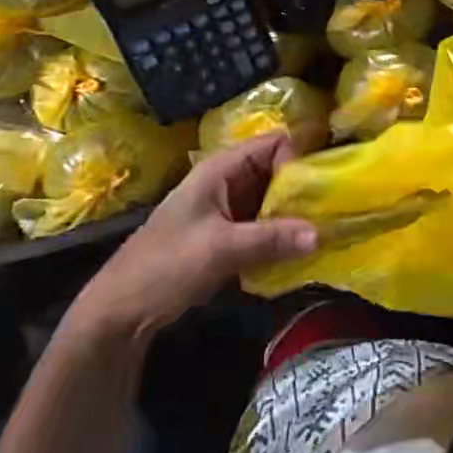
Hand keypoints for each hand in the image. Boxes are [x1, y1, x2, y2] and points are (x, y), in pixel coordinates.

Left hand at [70, 133, 317, 339]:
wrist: (122, 308)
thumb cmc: (166, 265)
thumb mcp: (220, 249)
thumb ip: (270, 238)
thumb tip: (320, 232)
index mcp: (221, 169)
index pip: (272, 144)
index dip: (297, 160)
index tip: (318, 189)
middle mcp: (227, 181)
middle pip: (275, 171)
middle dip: (301, 189)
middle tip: (330, 214)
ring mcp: (227, 208)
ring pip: (271, 200)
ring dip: (293, 214)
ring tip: (323, 233)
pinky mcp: (228, 235)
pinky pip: (263, 225)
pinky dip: (281, 234)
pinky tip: (300, 252)